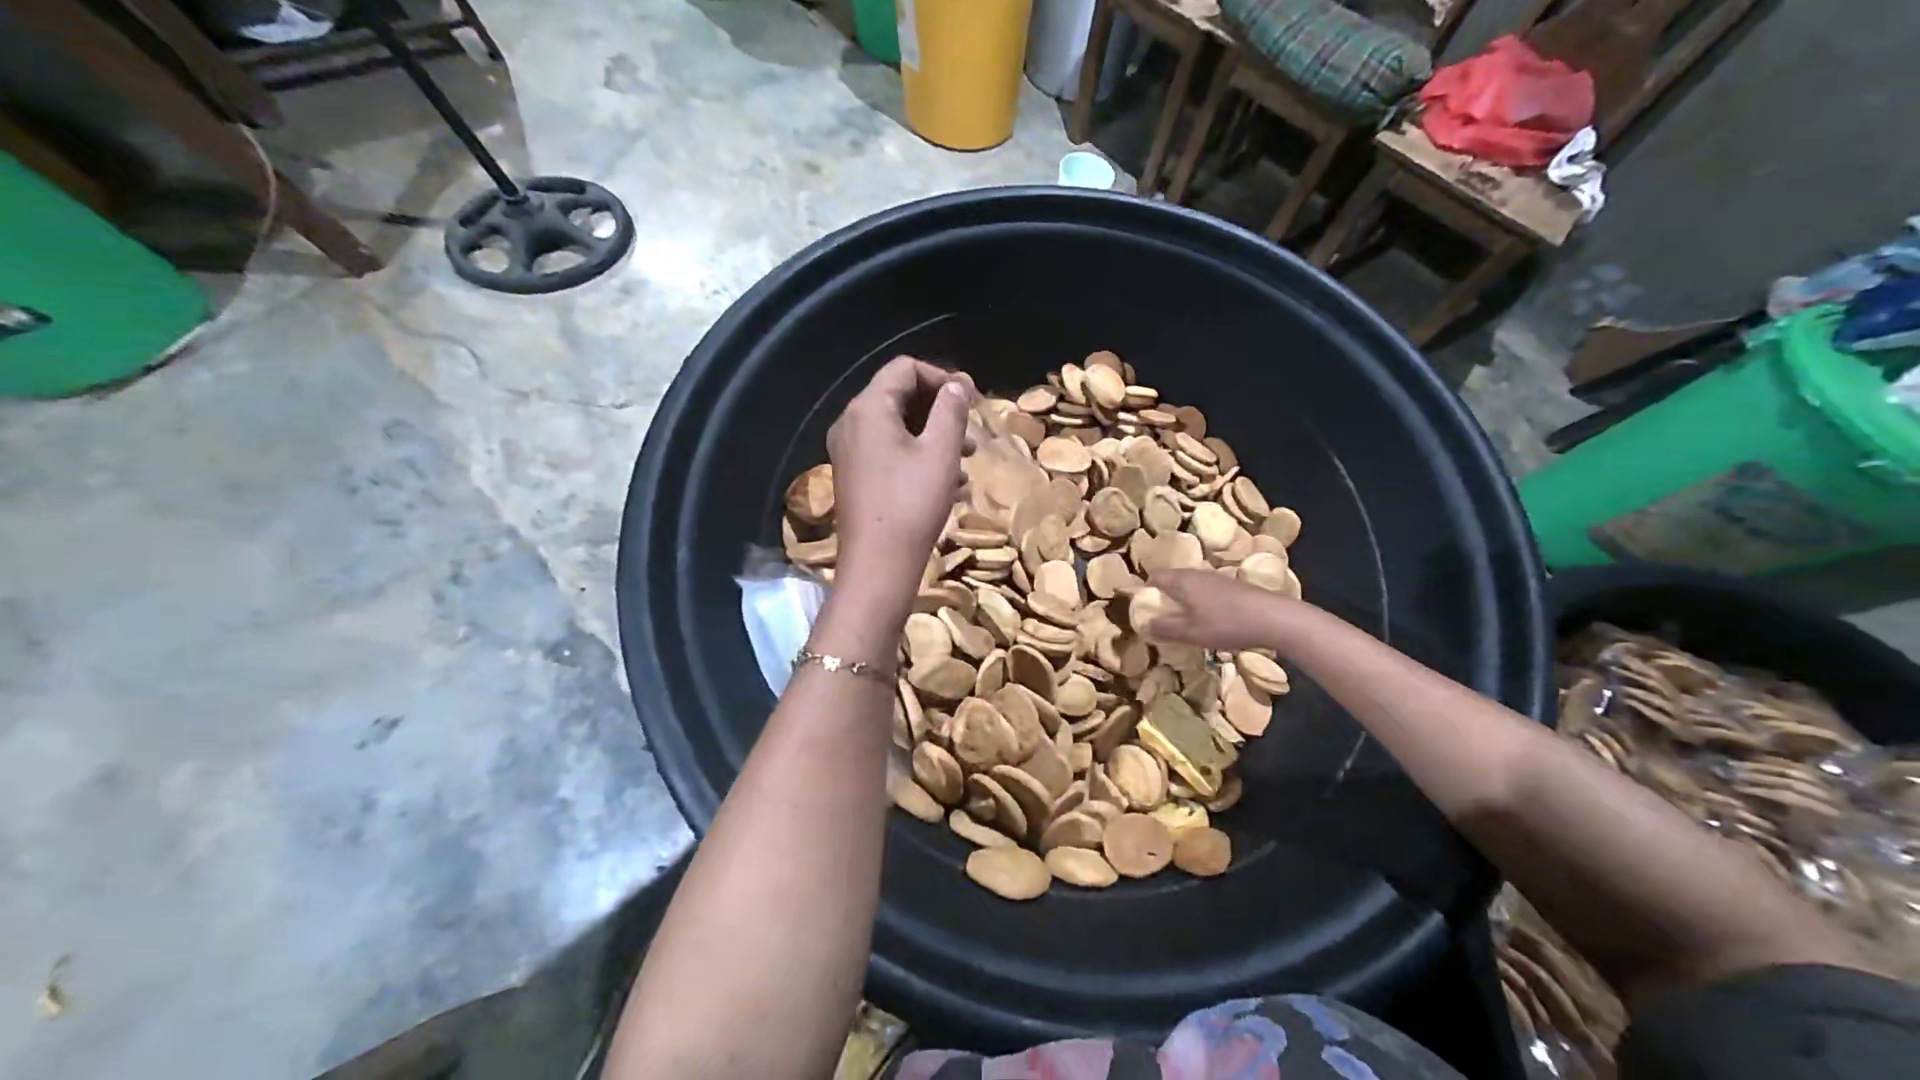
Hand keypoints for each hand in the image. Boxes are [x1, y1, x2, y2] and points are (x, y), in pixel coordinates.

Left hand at [827, 356, 974, 595]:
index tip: (972, 401)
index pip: (905, 369)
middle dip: (940, 412)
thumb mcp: (940, 452)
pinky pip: (889, 453)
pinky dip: (918, 458)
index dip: (942, 378)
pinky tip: (948, 485)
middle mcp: (851, 423)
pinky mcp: (854, 477)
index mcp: (868, 408)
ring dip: (934, 438)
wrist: (878, 564)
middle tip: (971, 434)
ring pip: (898, 429)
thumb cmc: (912, 503)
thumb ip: (950, 410)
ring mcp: (849, 452)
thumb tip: (957, 384)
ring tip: (966, 462)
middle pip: (900, 397)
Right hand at [1147, 569, 1292, 651]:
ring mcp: (1217, 578)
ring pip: (1190, 584)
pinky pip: (1206, 589)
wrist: (1274, 618)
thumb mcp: (1191, 633)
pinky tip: (1210, 619)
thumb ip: (1165, 628)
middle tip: (1163, 617)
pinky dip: (1200, 600)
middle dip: (1164, 596)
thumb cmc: (1226, 624)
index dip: (1146, 591)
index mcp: (1182, 581)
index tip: (1145, 609)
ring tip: (1185, 620)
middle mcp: (1197, 573)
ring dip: (1183, 598)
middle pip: (1172, 579)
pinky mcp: (1232, 585)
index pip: (1154, 577)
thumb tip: (1145, 624)